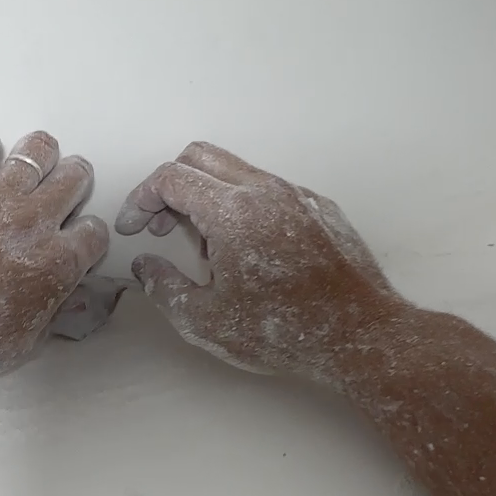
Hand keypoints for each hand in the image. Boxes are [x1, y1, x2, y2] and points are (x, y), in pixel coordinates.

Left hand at [0, 130, 110, 384]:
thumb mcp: (29, 342)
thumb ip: (57, 312)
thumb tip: (72, 298)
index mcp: (57, 263)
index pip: (95, 230)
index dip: (87, 235)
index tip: (74, 240)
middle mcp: (32, 223)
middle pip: (75, 177)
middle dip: (73, 184)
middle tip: (59, 195)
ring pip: (36, 151)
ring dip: (39, 158)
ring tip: (29, 171)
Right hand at [115, 142, 405, 383]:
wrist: (362, 339)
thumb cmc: (280, 334)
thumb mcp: (203, 321)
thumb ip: (163, 286)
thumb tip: (144, 264)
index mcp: (232, 212)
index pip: (171, 177)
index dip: (141, 199)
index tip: (134, 230)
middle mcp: (264, 190)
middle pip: (200, 157)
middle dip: (168, 187)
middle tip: (159, 227)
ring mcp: (295, 195)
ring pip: (234, 170)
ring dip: (203, 195)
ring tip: (201, 243)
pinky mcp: (318, 207)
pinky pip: (265, 188)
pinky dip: (238, 204)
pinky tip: (242, 248)